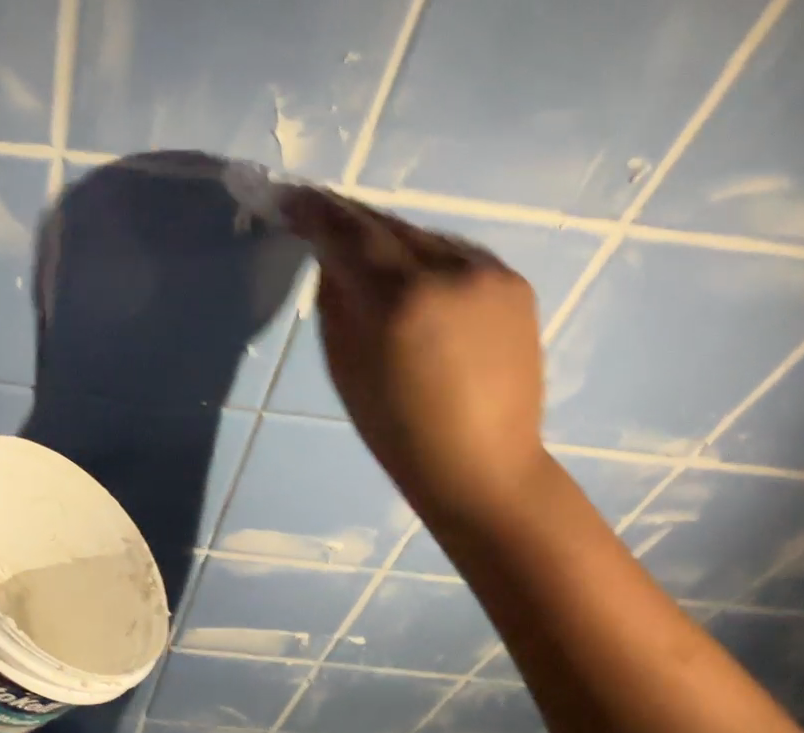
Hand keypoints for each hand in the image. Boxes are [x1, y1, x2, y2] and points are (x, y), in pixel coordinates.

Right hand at [280, 187, 554, 519]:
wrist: (482, 465)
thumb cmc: (396, 430)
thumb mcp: (344, 368)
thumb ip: (335, 301)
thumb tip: (333, 259)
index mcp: (399, 299)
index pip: (348, 234)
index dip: (315, 211)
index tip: (288, 197)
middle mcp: (449, 270)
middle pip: (388, 226)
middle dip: (350, 220)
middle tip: (318, 215)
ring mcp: (489, 273)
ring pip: (425, 237)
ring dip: (390, 240)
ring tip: (365, 254)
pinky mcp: (515, 284)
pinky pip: (457, 256)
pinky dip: (427, 260)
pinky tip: (414, 282)